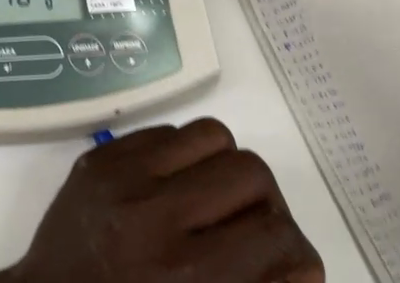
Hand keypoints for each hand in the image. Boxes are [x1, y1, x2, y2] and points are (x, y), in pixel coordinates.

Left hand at [0, 120, 322, 282]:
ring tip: (213, 202)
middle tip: (251, 230)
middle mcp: (157, 217)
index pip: (280, 238)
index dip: (297, 256)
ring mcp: (122, 178)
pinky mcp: (98, 158)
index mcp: (191, 277)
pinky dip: (182, 157)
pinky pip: (165, 131)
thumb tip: (301, 262)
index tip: (288, 266)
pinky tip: (173, 189)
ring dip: (225, 169)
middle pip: (252, 173)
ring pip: (212, 136)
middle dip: (265, 205)